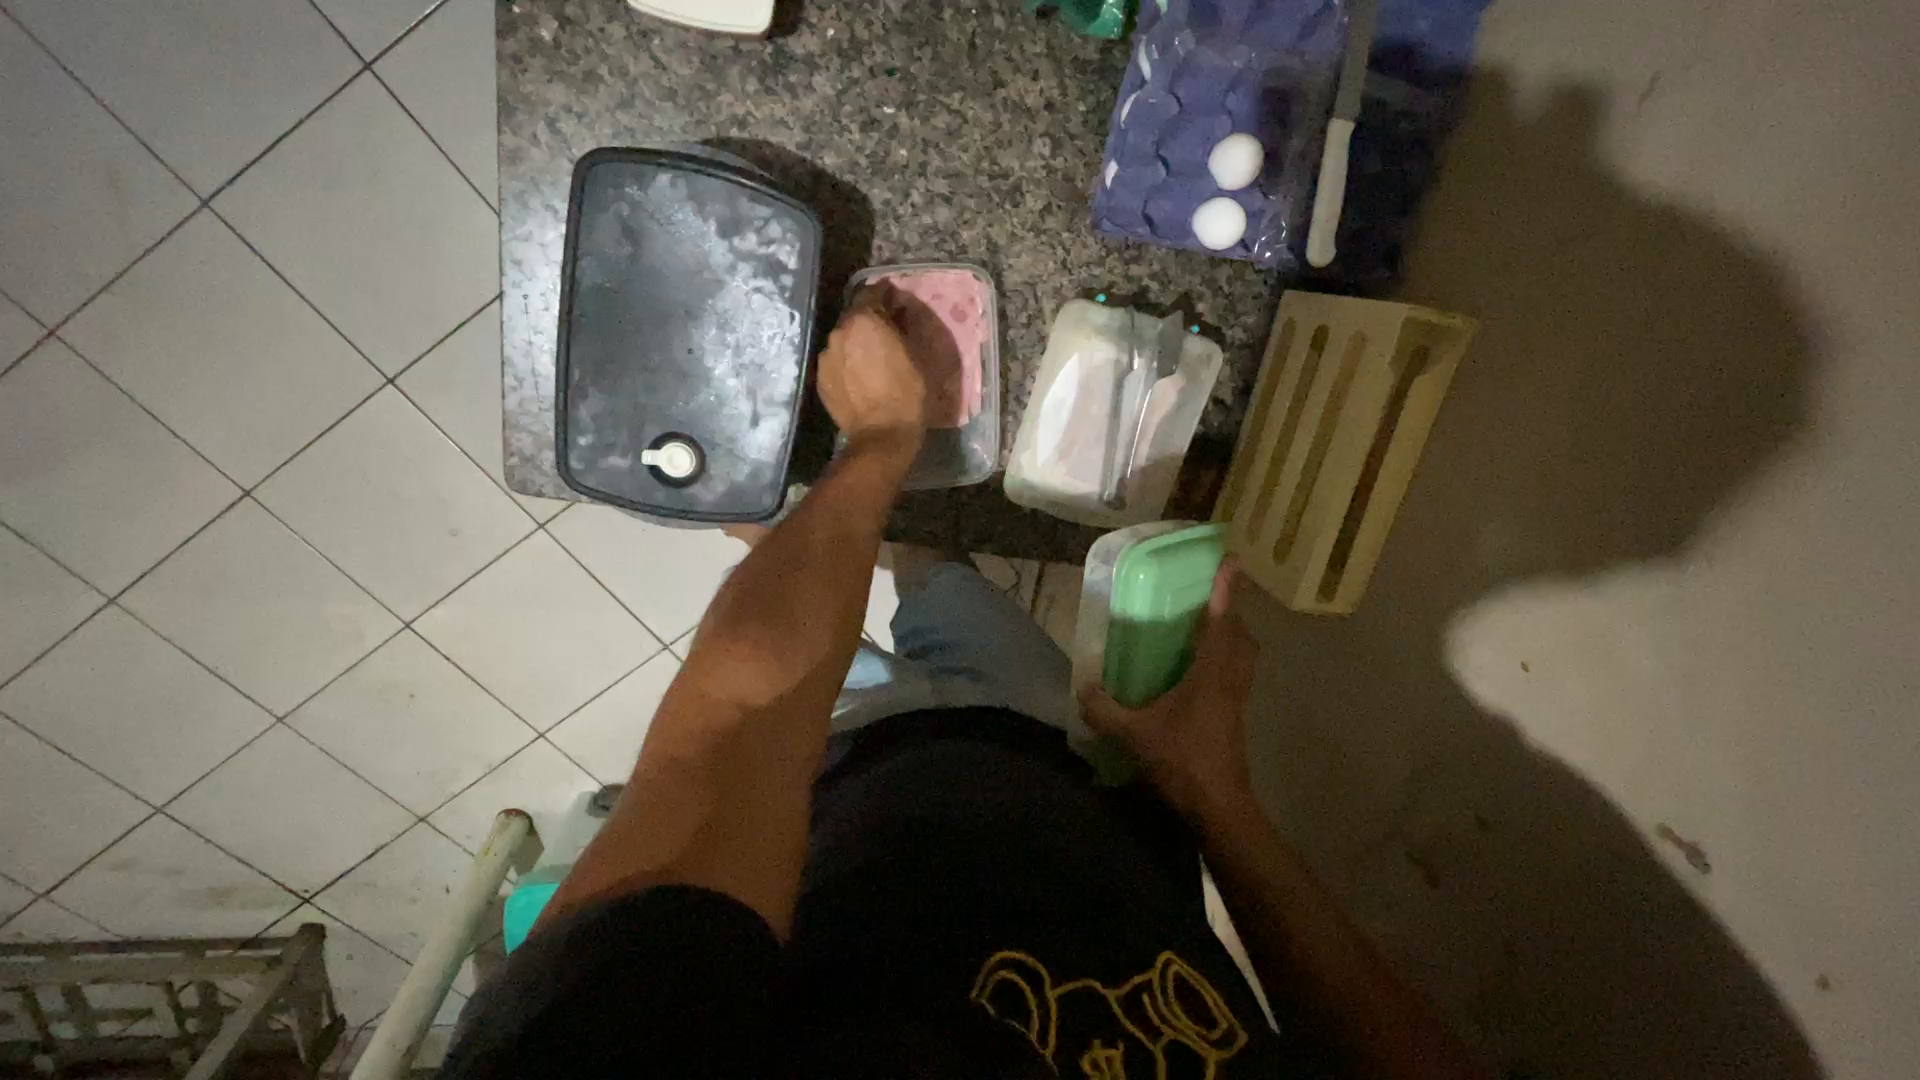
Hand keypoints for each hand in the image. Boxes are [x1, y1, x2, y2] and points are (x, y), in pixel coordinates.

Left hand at [817, 286, 926, 455]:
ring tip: (870, 360)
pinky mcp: (820, 378)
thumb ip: (903, 325)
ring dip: (855, 344)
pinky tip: (859, 378)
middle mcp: (838, 332)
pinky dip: (846, 363)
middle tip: (885, 334)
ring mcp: (825, 356)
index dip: (885, 295)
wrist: (880, 435)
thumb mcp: (916, 355)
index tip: (895, 303)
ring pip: (842, 340)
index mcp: (863, 320)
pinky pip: (835, 362)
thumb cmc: (906, 394)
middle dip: (869, 321)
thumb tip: (897, 310)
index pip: (871, 292)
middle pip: (854, 317)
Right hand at [1080, 559, 1259, 821]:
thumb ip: (1105, 710)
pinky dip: (1224, 662)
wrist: (1219, 807)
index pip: (1221, 622)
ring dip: (1230, 638)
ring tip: (1204, 632)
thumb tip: (1082, 688)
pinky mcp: (1236, 718)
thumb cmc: (1182, 761)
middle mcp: (1231, 681)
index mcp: (1211, 674)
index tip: (1231, 561)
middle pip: (1241, 637)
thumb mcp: (1134, 735)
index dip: (1225, 590)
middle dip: (1230, 614)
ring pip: (1244, 657)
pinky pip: (1236, 675)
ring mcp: (1237, 700)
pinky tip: (1196, 675)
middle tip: (1209, 600)